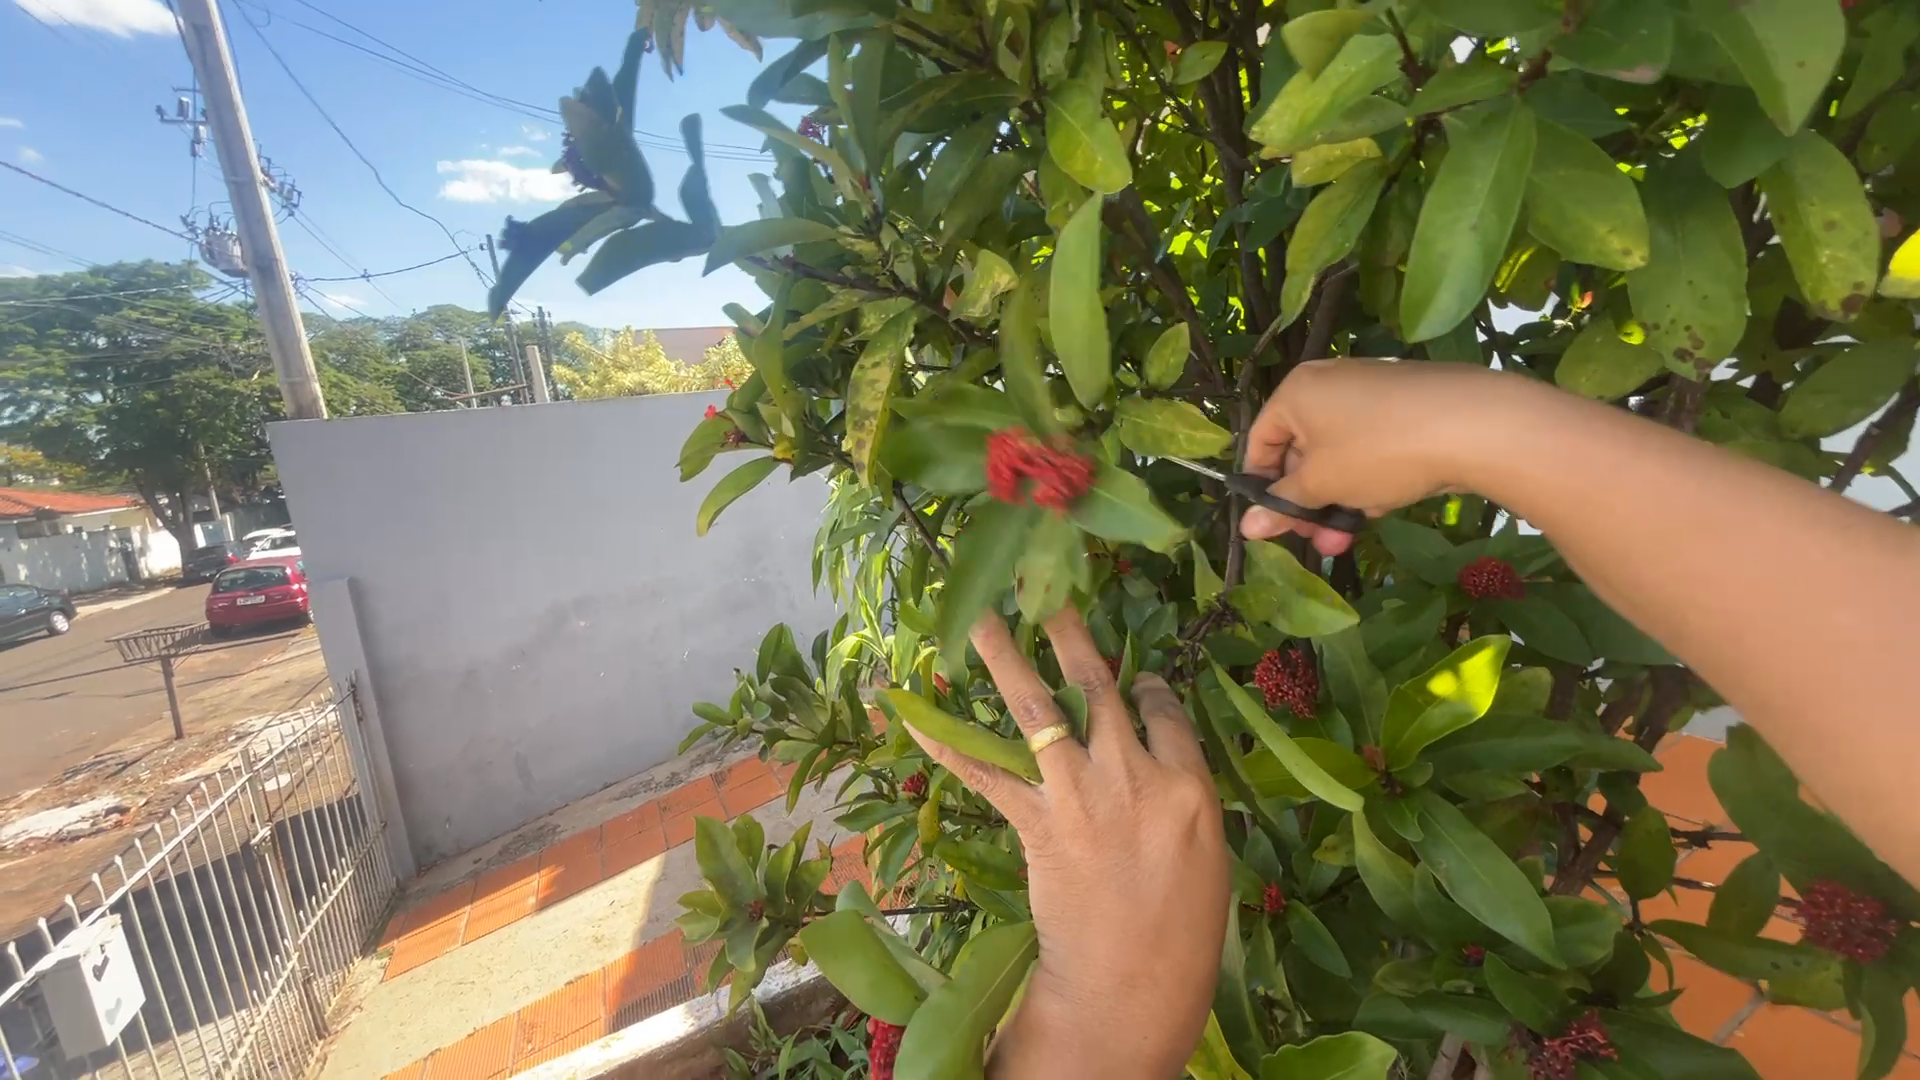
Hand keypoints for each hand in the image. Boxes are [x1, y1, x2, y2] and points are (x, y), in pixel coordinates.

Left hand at [904, 609, 1228, 1077]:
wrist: (1128, 992)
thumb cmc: (1183, 931)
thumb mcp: (1206, 848)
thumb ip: (1179, 785)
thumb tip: (1150, 737)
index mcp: (1189, 783)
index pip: (1162, 706)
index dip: (1145, 686)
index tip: (1131, 679)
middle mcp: (1133, 774)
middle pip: (1097, 685)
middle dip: (1069, 632)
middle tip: (1042, 589)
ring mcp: (1079, 795)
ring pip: (1038, 709)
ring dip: (1004, 658)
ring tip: (980, 618)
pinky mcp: (1036, 822)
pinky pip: (986, 774)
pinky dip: (950, 745)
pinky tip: (917, 717)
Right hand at [1240, 358, 1539, 554]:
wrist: (1480, 426)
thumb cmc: (1377, 451)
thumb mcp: (1321, 485)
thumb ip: (1282, 505)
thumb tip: (1247, 528)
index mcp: (1296, 392)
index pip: (1260, 443)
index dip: (1262, 486)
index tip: (1274, 521)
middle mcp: (1329, 383)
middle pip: (1300, 451)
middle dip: (1306, 500)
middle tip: (1314, 538)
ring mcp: (1371, 391)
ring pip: (1337, 454)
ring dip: (1336, 498)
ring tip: (1349, 534)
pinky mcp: (1407, 405)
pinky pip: (1370, 445)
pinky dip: (1367, 477)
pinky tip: (1381, 506)